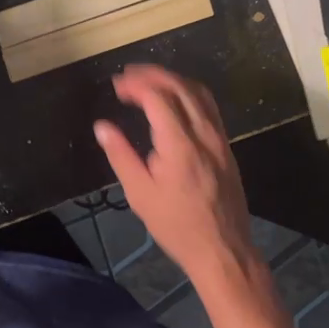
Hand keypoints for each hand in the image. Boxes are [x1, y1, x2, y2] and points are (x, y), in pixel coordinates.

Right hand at [93, 65, 256, 282]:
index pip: (158, 97)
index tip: (116, 86)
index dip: (136, 85)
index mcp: (180, 144)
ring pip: (199, 93)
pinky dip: (188, 93)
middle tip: (128, 76)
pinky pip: (209, 107)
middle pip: (180, 87)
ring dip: (172, 80)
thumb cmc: (177, 226)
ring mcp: (219, 139)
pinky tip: (174, 101)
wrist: (224, 252)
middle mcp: (203, 134)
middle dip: (153, 75)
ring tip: (149, 81)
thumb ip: (121, 156)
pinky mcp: (226, 147)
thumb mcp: (140, 194)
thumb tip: (102, 126)